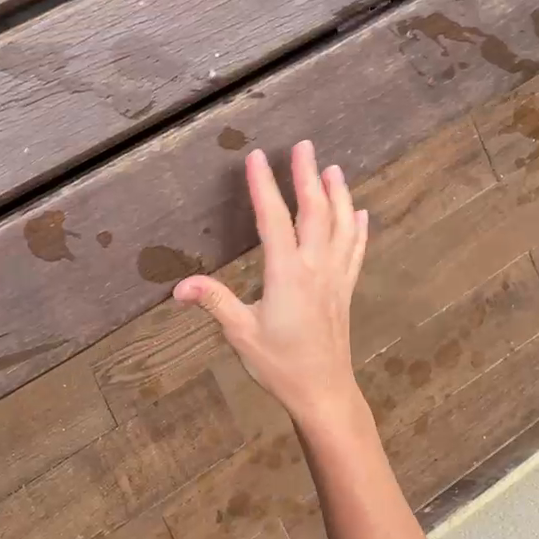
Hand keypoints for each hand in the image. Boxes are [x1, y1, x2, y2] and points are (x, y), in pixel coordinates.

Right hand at [173, 140, 368, 426]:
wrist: (324, 392)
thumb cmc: (279, 364)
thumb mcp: (239, 333)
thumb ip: (213, 302)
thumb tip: (178, 285)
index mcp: (288, 274)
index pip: (274, 220)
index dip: (264, 187)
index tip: (257, 158)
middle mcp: (316, 268)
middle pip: (315, 212)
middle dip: (307, 176)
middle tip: (303, 146)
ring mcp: (335, 278)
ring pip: (340, 226)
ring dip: (336, 194)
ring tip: (332, 167)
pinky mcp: (345, 291)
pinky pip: (355, 250)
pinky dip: (358, 228)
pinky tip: (360, 212)